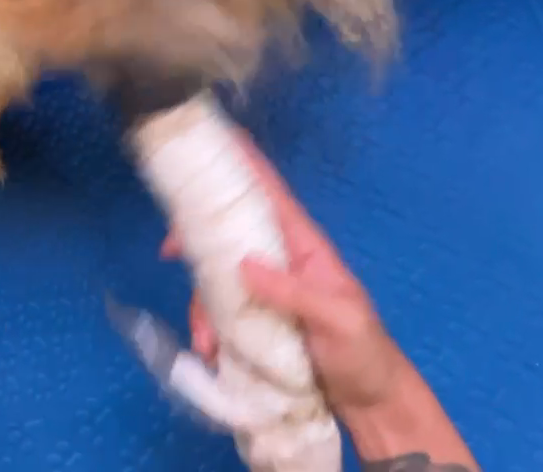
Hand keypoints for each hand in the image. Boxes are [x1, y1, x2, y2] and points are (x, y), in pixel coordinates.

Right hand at [162, 133, 408, 415]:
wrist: (371, 405)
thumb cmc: (364, 352)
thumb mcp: (339, 320)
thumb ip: (295, 291)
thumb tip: (242, 262)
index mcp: (300, 243)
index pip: (268, 192)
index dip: (243, 161)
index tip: (214, 137)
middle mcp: (274, 256)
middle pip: (224, 226)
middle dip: (193, 234)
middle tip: (171, 248)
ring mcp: (260, 285)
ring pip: (213, 271)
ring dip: (201, 302)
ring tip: (206, 338)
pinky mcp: (249, 314)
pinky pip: (215, 308)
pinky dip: (207, 327)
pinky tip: (211, 349)